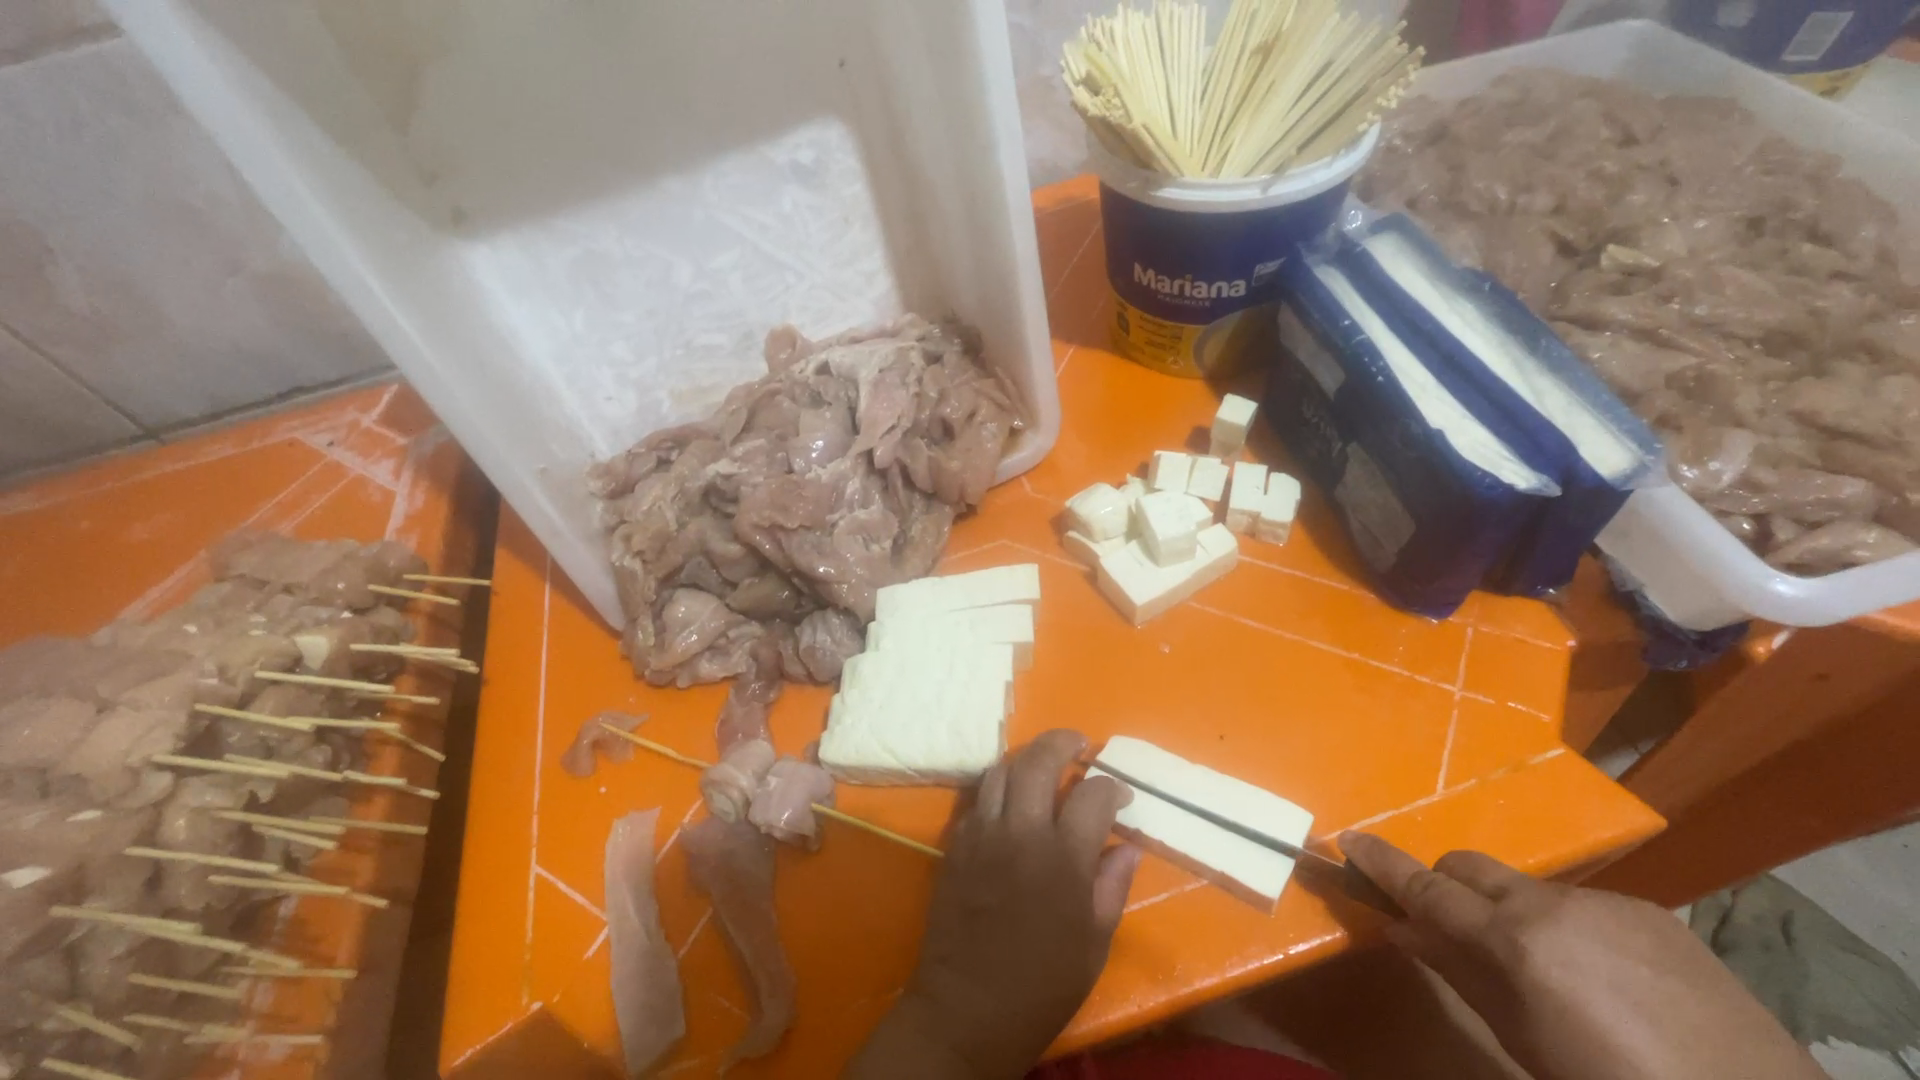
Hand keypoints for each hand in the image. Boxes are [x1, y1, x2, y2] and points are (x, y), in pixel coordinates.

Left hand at [844, 730, 1138, 1079]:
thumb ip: (1112, 885)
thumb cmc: (1042, 985)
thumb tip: (1126, 846)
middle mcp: (1020, 832)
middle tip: (1080, 746)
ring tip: (1043, 769)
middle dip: (1063, 742)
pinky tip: (1009, 807)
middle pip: (1038, 760)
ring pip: (1000, 770)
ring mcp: (981, 834)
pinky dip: (996, 791)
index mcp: (1063, 857)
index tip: (1121, 797)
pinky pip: (976, 800)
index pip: (1092, 794)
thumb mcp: (1095, 943)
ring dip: (1025, 761)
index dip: (1113, 787)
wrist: (966, 1010)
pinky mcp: (954, 845)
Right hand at [1341, 832, 1824, 1079]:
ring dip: (1511, 913)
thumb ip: (1457, 973)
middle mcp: (1554, 903)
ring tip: (1548, 974)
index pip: (1427, 887)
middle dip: (1446, 886)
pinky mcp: (1655, 913)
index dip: (1381, 863)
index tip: (1346, 840)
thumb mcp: (1522, 1040)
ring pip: (1527, 888)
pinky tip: (1604, 980)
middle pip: (1470, 866)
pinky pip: (1583, 905)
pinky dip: (1567, 928)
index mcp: (1515, 940)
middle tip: (1449, 930)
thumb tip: (1400, 930)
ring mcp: (1609, 903)